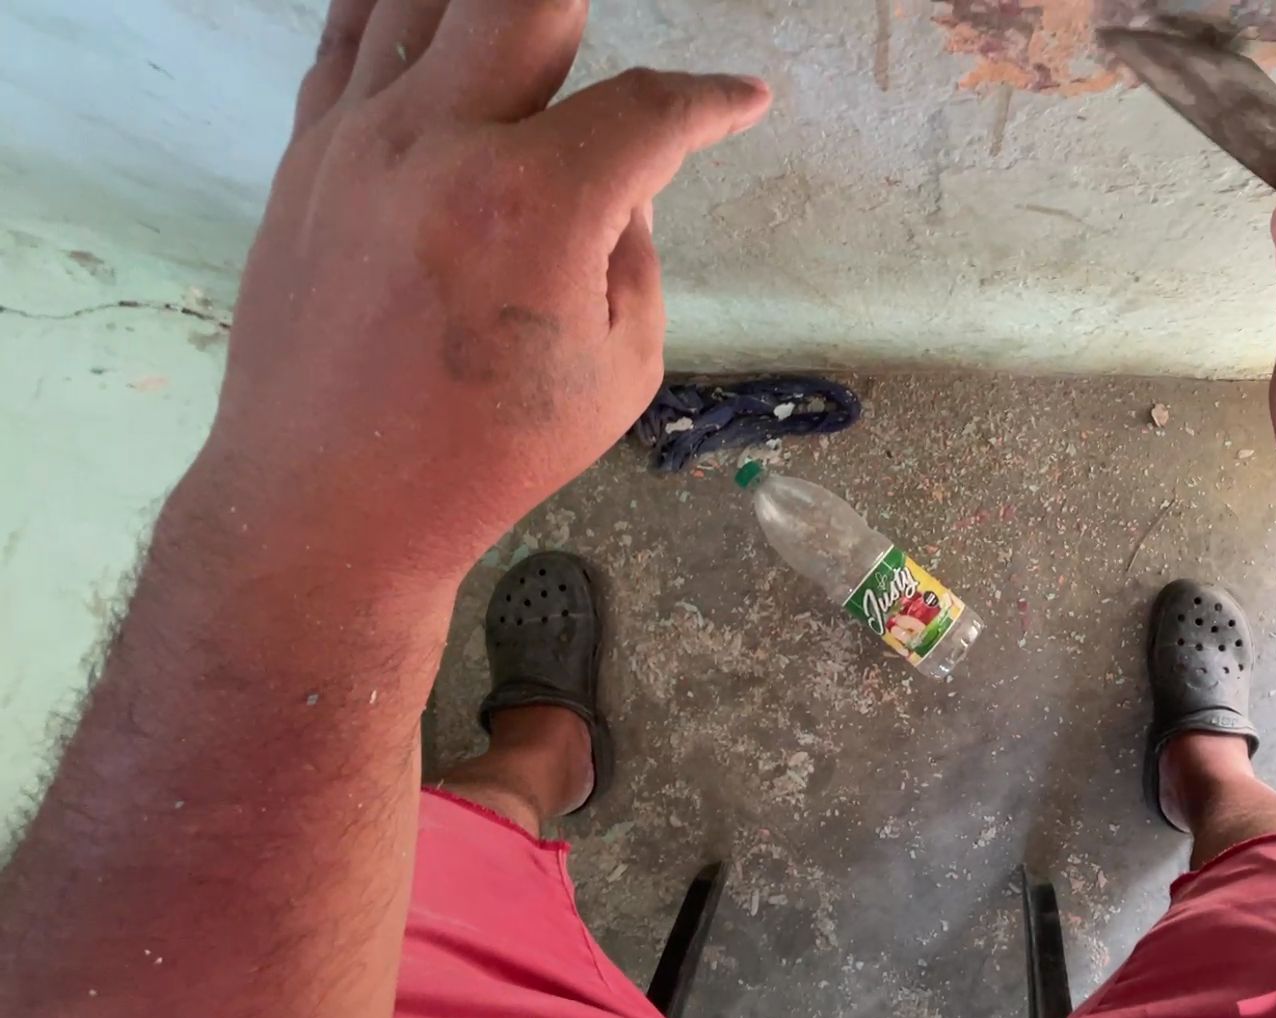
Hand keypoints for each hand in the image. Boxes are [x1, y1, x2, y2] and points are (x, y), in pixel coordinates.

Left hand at [206, 0, 768, 576]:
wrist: (340, 491)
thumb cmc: (502, 446)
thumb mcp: (623, 367)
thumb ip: (635, 256)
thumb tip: (624, 185)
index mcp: (540, 206)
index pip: (648, 111)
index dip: (714, 100)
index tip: (747, 99)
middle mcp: (441, 139)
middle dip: (594, 16)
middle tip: (628, 71)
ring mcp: (358, 132)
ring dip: (505, 7)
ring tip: (546, 40)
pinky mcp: (308, 149)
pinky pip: (355, 30)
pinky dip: (414, 14)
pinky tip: (447, 33)